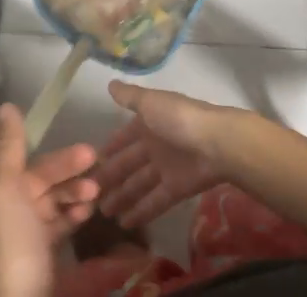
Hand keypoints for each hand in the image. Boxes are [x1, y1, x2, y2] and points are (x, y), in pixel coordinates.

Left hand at [0, 104, 99, 296]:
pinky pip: (57, 218)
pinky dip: (73, 212)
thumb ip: (7, 147)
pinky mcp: (39, 245)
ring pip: (47, 193)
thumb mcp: (2, 189)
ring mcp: (18, 227)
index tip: (31, 126)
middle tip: (90, 156)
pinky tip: (87, 212)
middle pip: (26, 170)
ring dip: (72, 188)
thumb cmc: (6, 241)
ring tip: (95, 192)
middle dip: (59, 163)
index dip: (2, 134)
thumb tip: (6, 107)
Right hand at [95, 81, 244, 228]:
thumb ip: (130, 97)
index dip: (111, 148)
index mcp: (150, 123)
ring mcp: (167, 169)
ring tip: (102, 213)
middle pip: (129, 164)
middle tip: (89, 194)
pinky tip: (123, 224)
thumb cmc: (179, 118)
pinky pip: (154, 202)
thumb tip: (110, 83)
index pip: (125, 138)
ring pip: (139, 185)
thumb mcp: (151, 102)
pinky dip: (140, 212)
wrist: (216, 143)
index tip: (91, 162)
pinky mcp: (176, 189)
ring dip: (123, 197)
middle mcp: (157, 146)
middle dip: (112, 177)